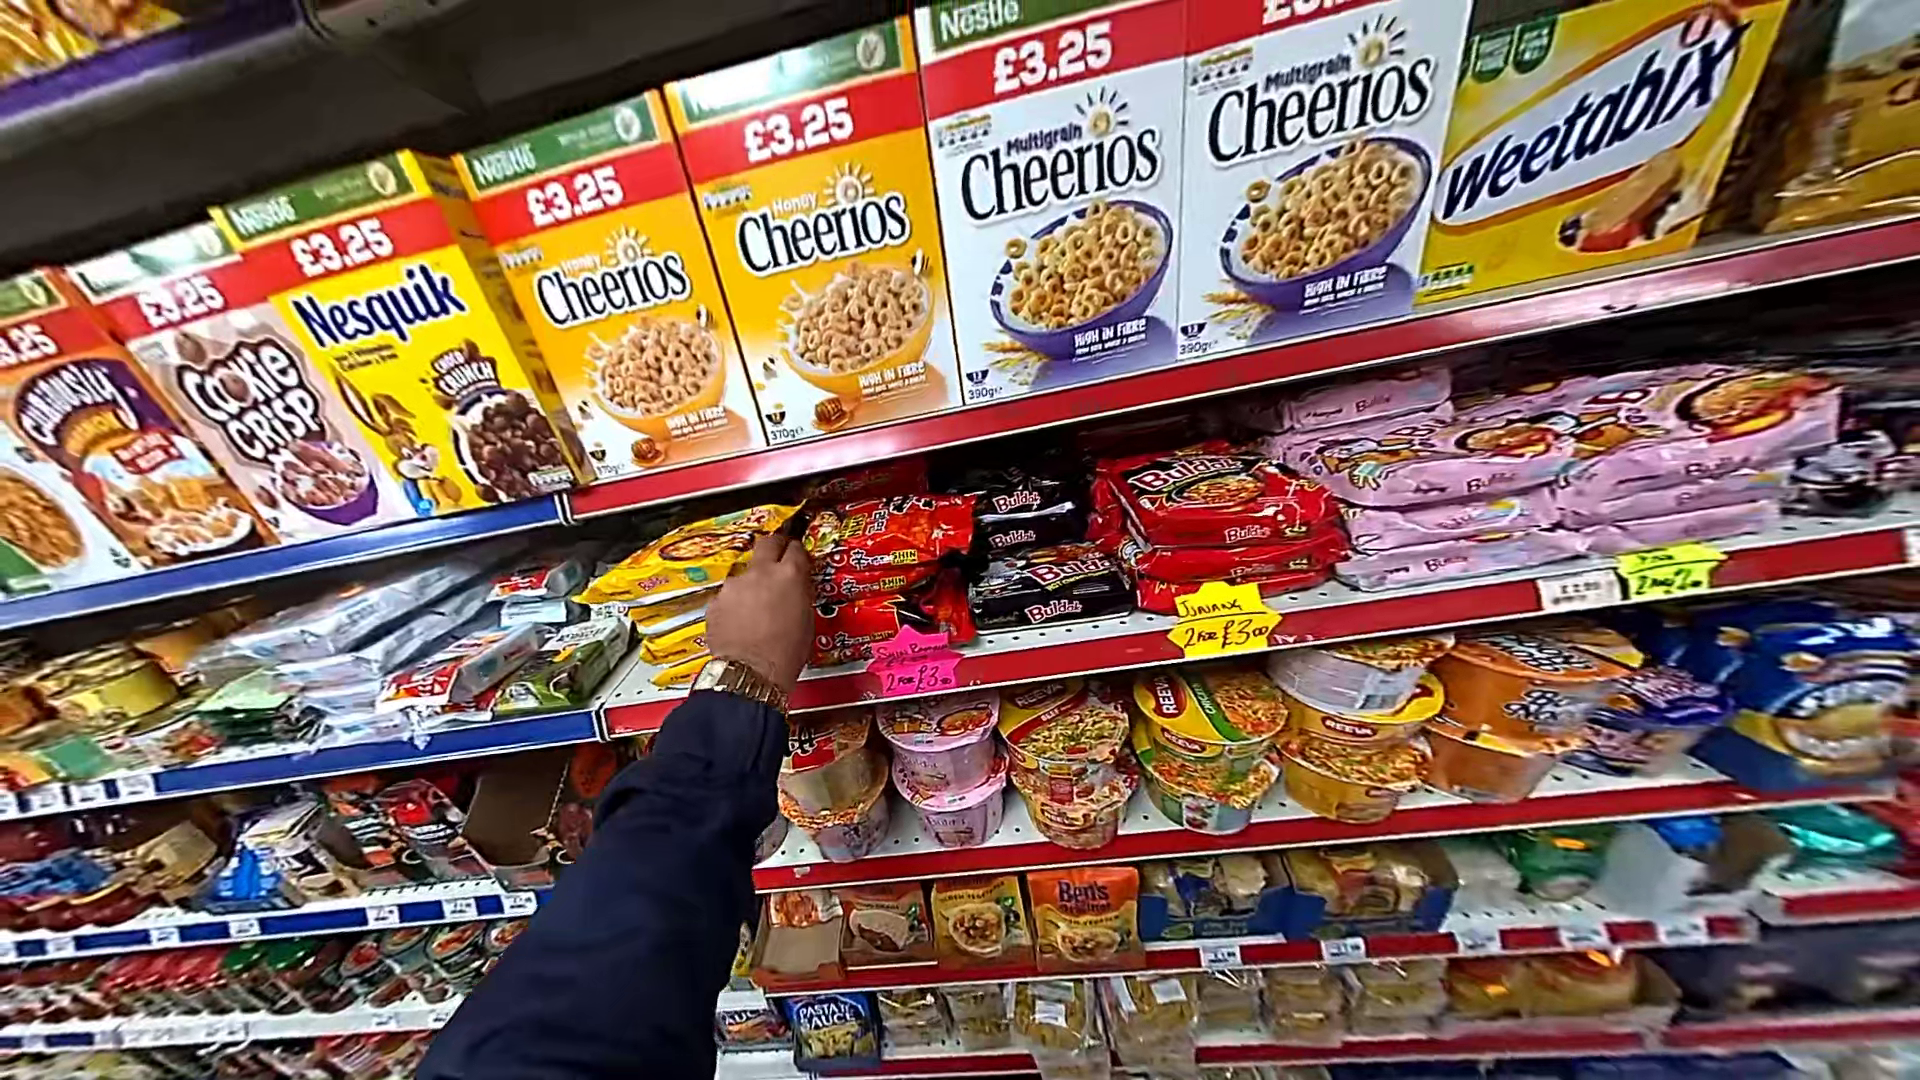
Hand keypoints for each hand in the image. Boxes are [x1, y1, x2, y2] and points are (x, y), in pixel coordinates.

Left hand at [706, 533, 813, 694]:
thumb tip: (798, 587)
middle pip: (767, 543)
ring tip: (758, 605)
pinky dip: (735, 603)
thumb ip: (801, 593)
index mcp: (790, 575)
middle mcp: (761, 573)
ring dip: (752, 583)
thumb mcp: (807, 619)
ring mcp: (735, 586)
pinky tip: (741, 620)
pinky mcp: (716, 601)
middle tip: (778, 553)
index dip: (797, 551)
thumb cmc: (784, 652)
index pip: (796, 548)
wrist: (752, 673)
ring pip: (745, 573)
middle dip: (774, 546)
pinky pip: (729, 595)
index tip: (797, 554)